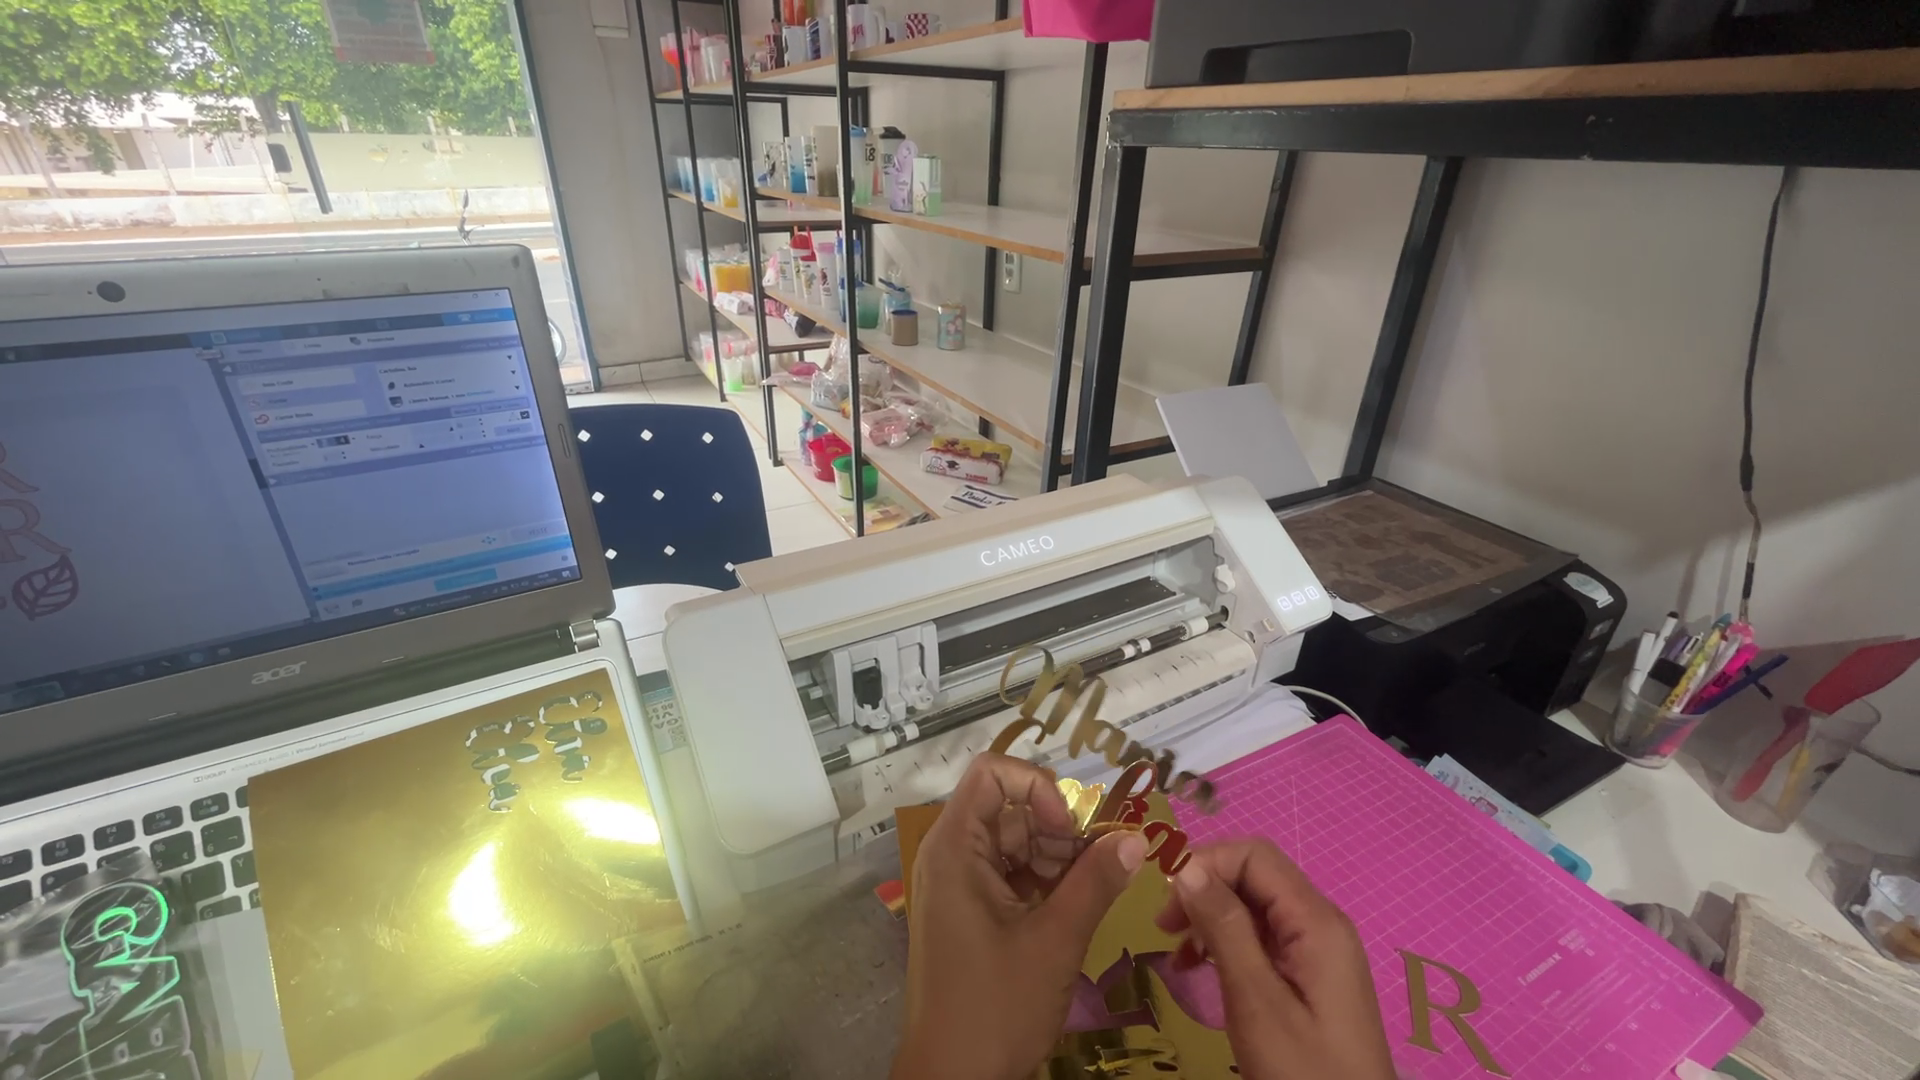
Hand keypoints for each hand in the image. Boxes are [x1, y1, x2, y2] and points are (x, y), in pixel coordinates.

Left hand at [890, 754, 1148, 1079]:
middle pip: (1008, 806)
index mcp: (955, 846)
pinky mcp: (970, 909)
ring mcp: (959, 882)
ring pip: (1014, 840)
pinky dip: (1044, 880)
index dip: (1037, 786)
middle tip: (1098, 863)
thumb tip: (1137, 838)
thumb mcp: (1054, 941)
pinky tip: (1074, 905)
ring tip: (1092, 887)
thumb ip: (1096, 883)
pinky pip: (1010, 872)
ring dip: (1057, 856)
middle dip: (1057, 826)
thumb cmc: (995, 1006)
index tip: (1069, 830)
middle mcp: (951, 853)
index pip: (991, 773)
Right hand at [1155, 839, 1395, 1079]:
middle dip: (1204, 887)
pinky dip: (1223, 939)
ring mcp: (1315, 948)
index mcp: (1315, 921)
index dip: (1207, 862)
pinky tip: (1196, 965)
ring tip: (1175, 948)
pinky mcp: (1307, 973)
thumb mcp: (1256, 1000)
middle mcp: (1319, 922)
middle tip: (1164, 925)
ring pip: (1252, 903)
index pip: (1254, 855)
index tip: (1167, 897)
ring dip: (1208, 914)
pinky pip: (1260, 934)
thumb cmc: (1303, 1071)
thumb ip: (1225, 928)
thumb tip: (1186, 868)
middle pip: (1253, 874)